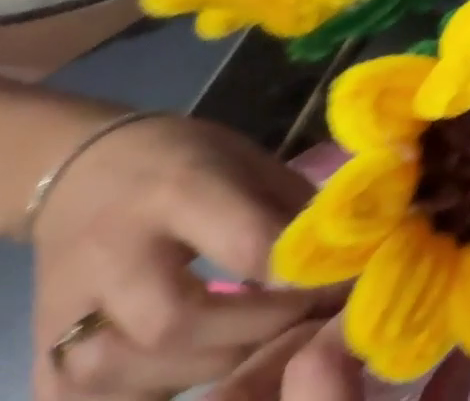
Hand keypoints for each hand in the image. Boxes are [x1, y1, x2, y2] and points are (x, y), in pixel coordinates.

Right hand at [29, 113, 355, 399]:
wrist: (84, 171)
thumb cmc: (193, 161)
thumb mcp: (257, 165)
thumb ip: (299, 211)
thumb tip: (362, 252)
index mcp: (180, 192)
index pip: (246, 246)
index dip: (304, 276)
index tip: (347, 284)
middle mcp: (115, 254)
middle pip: (179, 320)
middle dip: (261, 329)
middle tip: (312, 321)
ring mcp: (66, 308)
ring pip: (129, 368)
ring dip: (214, 365)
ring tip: (269, 346)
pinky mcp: (38, 349)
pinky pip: (85, 397)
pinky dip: (151, 392)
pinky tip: (202, 369)